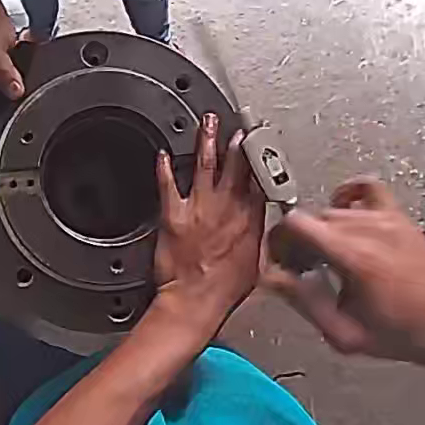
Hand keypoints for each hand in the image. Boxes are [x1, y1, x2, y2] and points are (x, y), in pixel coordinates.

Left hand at [148, 113, 266, 336]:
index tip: (261, 142)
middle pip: (234, 166)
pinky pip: (168, 184)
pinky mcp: (174, 214)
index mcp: (248, 219)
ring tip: (208, 123)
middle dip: (237, 141)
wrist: (195, 301)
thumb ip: (259, 237)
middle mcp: (225, 208)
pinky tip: (163, 154)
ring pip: (205, 165)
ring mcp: (199, 208)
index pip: (258, 180)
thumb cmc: (224, 289)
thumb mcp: (256, 263)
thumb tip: (261, 228)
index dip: (260, 158)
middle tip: (239, 124)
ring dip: (207, 141)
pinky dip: (165, 168)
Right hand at [262, 177, 424, 375]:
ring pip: (332, 210)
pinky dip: (348, 196)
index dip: (279, 240)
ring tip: (326, 257)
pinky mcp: (399, 218)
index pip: (296, 223)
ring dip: (321, 230)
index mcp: (354, 256)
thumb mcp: (343, 332)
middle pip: (312, 218)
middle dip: (299, 241)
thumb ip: (302, 301)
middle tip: (303, 269)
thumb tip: (271, 277)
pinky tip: (345, 216)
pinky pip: (366, 188)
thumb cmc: (401, 334)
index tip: (282, 260)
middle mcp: (370, 230)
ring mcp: (387, 220)